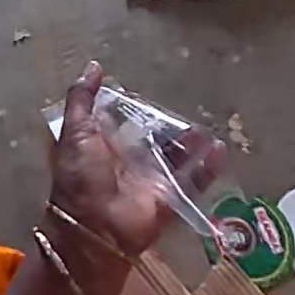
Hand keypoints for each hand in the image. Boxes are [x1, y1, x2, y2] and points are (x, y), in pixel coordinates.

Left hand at [49, 61, 217, 257]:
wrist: (93, 228)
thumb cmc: (81, 175)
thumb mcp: (75, 131)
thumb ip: (82, 99)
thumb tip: (94, 66)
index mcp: (104, 145)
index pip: (124, 122)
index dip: (135, 109)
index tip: (151, 91)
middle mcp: (129, 161)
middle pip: (154, 140)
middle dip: (170, 127)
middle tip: (188, 107)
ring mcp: (150, 181)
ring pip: (177, 158)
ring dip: (192, 145)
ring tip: (207, 128)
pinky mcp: (168, 199)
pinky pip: (192, 182)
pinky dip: (208, 168)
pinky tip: (220, 150)